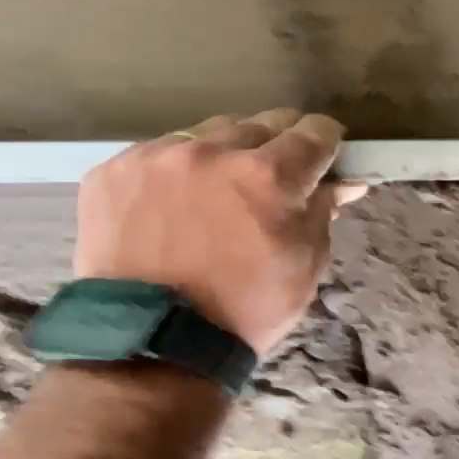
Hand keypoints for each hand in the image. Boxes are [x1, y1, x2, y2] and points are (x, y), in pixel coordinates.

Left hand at [74, 109, 362, 355]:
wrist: (157, 335)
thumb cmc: (252, 303)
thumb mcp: (308, 260)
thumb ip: (324, 210)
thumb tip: (345, 181)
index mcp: (270, 176)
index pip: (314, 132)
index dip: (329, 143)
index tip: (331, 156)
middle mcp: (212, 152)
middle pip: (261, 123)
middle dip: (280, 144)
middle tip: (283, 175)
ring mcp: (155, 157)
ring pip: (209, 132)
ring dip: (230, 151)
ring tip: (228, 187)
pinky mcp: (112, 170)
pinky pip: (161, 152)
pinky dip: (184, 168)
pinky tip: (185, 201)